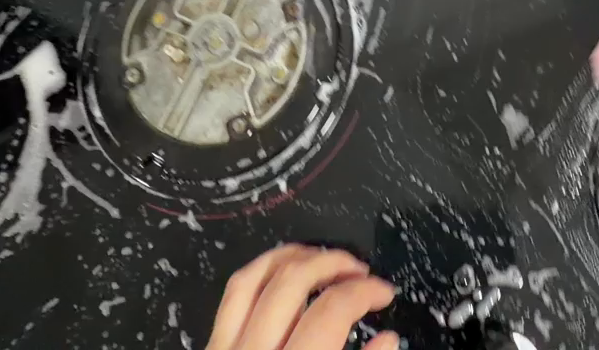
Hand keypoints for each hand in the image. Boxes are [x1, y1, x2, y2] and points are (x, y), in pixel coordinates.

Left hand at [206, 245, 397, 349]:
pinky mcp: (211, 347)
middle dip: (333, 264)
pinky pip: (234, 293)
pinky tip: (281, 268)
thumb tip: (387, 338)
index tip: (383, 291)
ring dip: (295, 257)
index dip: (364, 292)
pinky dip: (261, 269)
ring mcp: (226, 347)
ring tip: (323, 257)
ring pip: (256, 277)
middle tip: (358, 269)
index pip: (331, 312)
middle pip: (294, 282)